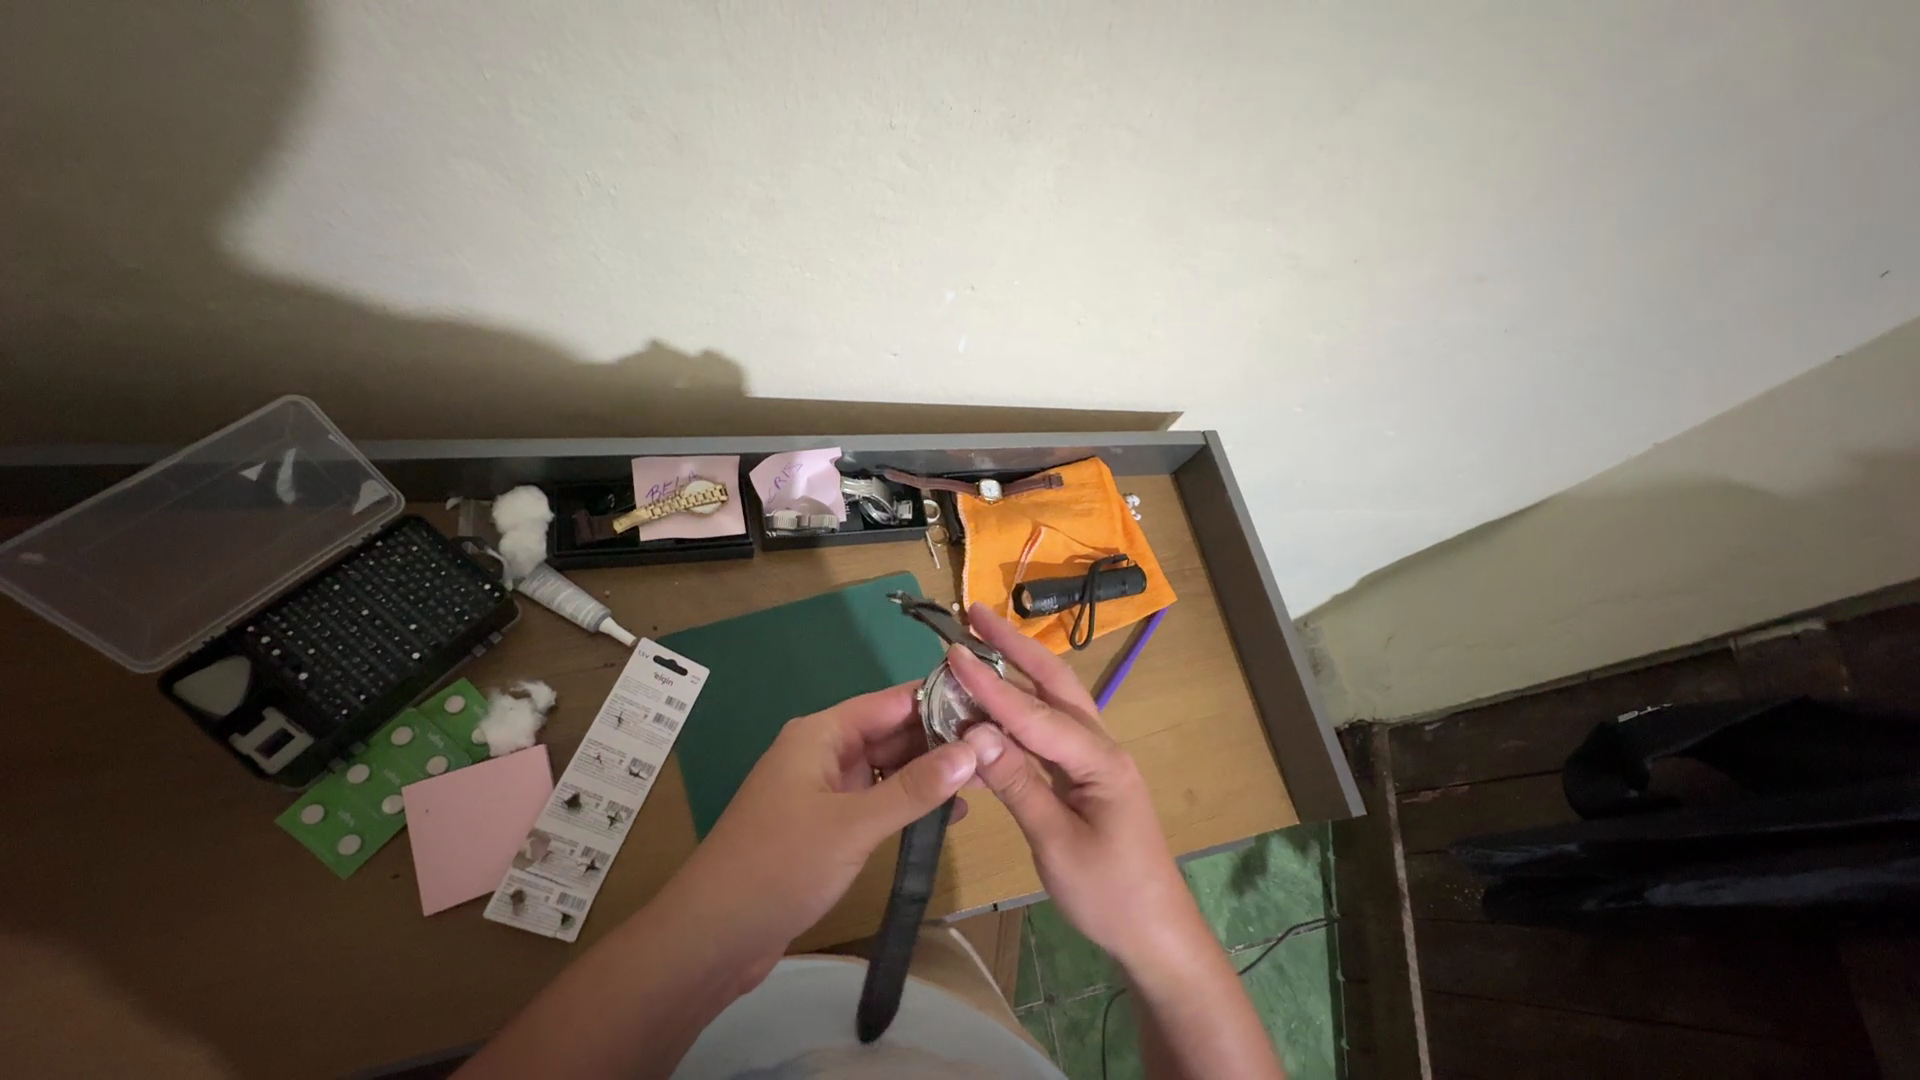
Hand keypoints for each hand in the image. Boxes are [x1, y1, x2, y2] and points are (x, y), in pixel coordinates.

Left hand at [666, 683, 977, 968]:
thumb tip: (974, 749)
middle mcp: (823, 752)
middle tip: (1000, 749)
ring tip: (987, 780)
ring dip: (928, 775)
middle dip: (941, 741)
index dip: (940, 701)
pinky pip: (876, 801)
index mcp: (821, 734)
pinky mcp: (826, 824)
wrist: (713, 936)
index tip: (992, 707)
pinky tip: (949, 815)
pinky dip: (908, 804)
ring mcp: (824, 789)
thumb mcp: (854, 824)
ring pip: (886, 769)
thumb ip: (915, 788)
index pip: (891, 702)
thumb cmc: (781, 865)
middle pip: (891, 733)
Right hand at [948, 605, 1208, 974]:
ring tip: (982, 644)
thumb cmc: (1110, 894)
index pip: (1034, 715)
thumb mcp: (1058, 843)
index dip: (991, 685)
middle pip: (1055, 684)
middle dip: (1016, 647)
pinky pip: (1048, 733)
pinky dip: (1020, 712)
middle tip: (976, 615)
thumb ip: (1018, 784)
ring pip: (1053, 703)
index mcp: (1099, 760)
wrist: (1155, 933)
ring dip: (1019, 670)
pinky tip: (994, 707)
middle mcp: (1100, 747)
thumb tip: (974, 733)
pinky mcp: (1085, 776)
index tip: (952, 652)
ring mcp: (1094, 760)